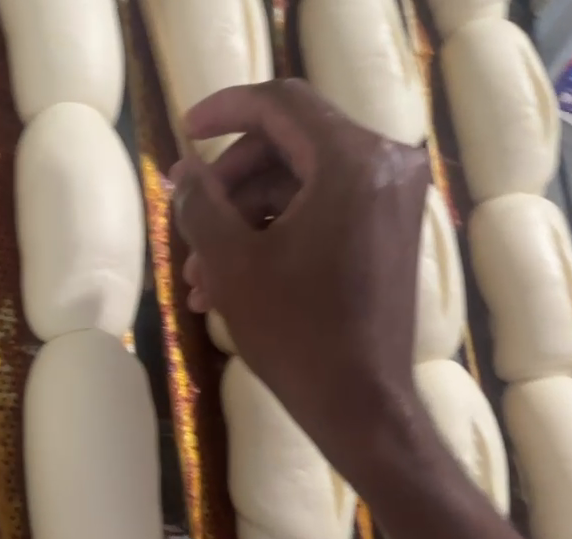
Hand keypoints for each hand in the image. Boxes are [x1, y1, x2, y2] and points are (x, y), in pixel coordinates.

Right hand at [173, 79, 434, 485]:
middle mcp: (382, 165)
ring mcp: (390, 200)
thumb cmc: (294, 334)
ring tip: (199, 279)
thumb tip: (182, 173)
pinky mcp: (386, 232)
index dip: (223, 111)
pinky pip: (321, 214)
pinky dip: (274, 238)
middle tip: (187, 232)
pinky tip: (231, 284)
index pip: (279, 105)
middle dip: (227, 190)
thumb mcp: (232, 266)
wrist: (359, 401)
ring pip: (298, 188)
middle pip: (286, 148)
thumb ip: (200, 205)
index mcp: (350, 161)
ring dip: (242, 225)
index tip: (183, 134)